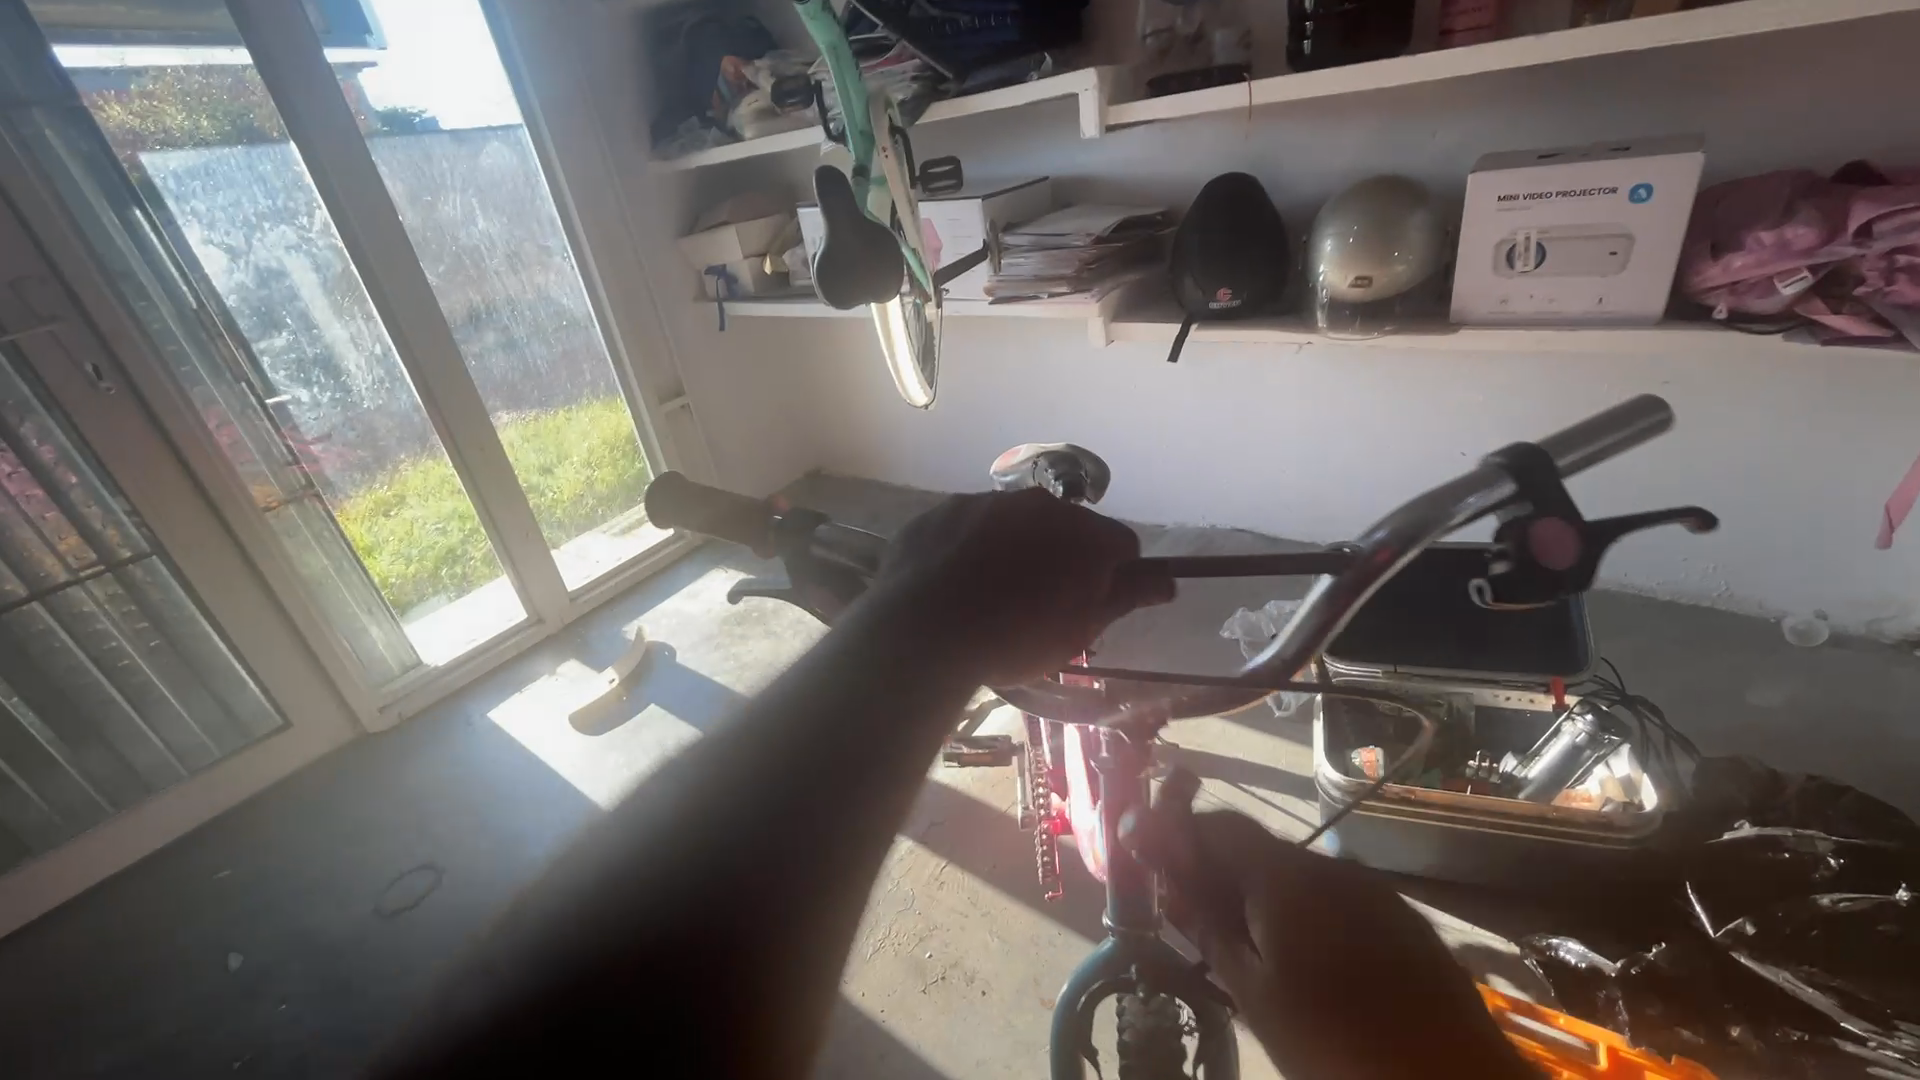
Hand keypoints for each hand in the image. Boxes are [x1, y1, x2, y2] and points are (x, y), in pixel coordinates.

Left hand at [866, 488, 1174, 684]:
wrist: (924, 631)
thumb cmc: (1014, 638)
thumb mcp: (1079, 628)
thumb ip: (1124, 597)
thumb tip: (1166, 581)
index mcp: (1083, 532)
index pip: (1121, 546)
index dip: (1115, 577)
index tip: (1093, 606)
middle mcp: (1038, 503)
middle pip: (1066, 529)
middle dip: (1062, 559)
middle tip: (1038, 606)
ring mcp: (983, 501)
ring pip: (1014, 524)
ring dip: (1014, 550)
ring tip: (989, 597)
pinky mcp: (940, 512)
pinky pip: (966, 528)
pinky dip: (969, 549)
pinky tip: (953, 586)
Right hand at [1128, 806, 1531, 1079]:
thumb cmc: (1336, 1045)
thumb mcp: (1253, 995)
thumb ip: (1208, 929)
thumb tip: (1172, 887)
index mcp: (1285, 877)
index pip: (1217, 826)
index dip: (1180, 835)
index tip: (1156, 862)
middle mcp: (1330, 867)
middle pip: (1257, 850)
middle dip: (1220, 872)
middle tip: (1198, 916)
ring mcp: (1373, 890)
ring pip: (1298, 876)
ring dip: (1264, 896)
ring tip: (1253, 949)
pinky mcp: (1404, 920)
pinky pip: (1337, 900)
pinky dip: (1307, 914)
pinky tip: (1310, 963)